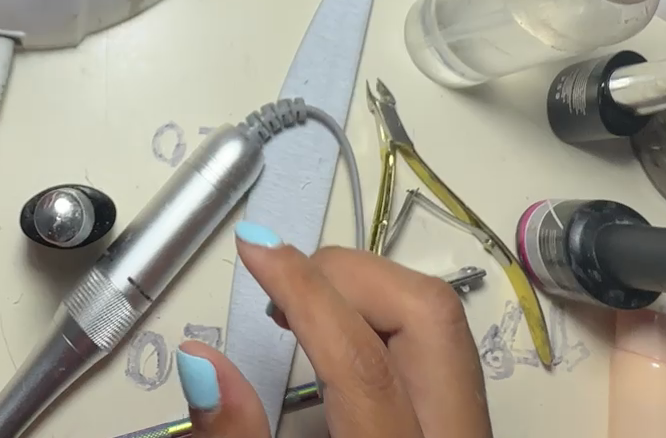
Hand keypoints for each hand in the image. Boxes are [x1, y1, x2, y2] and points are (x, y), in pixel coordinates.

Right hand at [177, 227, 492, 436]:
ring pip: (437, 318)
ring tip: (296, 304)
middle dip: (346, 273)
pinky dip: (376, 311)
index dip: (302, 288)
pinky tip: (331, 332)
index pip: (362, 360)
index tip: (251, 247)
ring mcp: (468, 435)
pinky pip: (432, 342)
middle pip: (427, 314)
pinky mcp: (463, 428)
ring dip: (362, 286)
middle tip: (280, 282)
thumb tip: (198, 359)